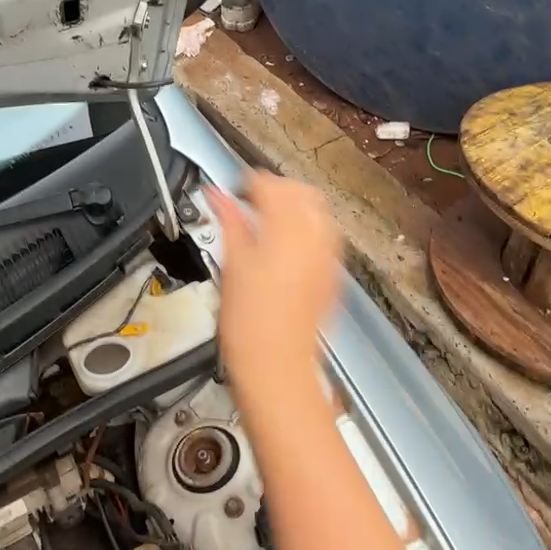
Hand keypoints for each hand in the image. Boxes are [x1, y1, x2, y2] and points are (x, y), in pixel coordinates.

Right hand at [206, 172, 341, 389]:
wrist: (276, 365)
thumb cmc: (250, 326)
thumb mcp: (230, 265)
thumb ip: (228, 221)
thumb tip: (217, 195)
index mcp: (287, 228)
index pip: (271, 184)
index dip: (248, 184)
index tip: (234, 193)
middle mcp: (315, 237)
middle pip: (301, 192)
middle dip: (276, 191)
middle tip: (249, 203)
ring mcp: (329, 256)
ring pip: (317, 212)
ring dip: (294, 209)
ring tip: (267, 224)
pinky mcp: (333, 275)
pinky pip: (326, 238)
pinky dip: (307, 232)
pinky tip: (286, 248)